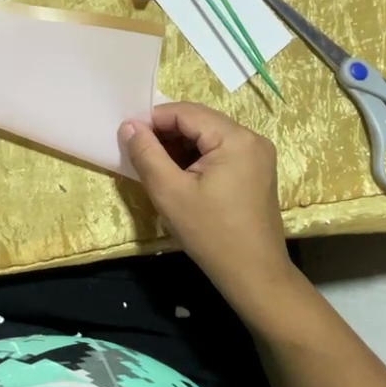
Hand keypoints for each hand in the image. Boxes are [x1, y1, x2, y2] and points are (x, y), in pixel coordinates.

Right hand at [119, 103, 294, 285]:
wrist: (253, 273)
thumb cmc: (210, 233)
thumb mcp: (169, 192)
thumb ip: (146, 153)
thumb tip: (129, 125)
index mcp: (235, 139)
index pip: (186, 112)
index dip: (153, 119)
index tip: (128, 136)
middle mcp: (251, 139)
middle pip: (199, 121)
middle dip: (166, 132)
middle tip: (138, 151)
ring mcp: (257, 155)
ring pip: (208, 136)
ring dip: (178, 145)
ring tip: (154, 165)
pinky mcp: (255, 171)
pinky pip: (219, 152)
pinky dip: (195, 157)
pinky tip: (177, 175)